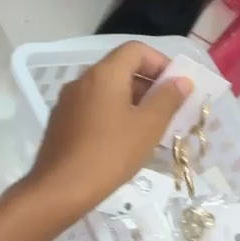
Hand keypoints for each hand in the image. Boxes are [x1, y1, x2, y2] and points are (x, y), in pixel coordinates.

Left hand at [23, 41, 190, 213]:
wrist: (59, 190)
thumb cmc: (109, 155)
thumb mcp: (148, 126)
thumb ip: (168, 99)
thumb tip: (181, 81)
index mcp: (103, 74)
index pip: (136, 50)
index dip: (160, 63)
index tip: (176, 87)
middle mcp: (80, 82)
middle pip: (119, 70)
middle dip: (147, 86)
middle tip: (166, 111)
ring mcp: (66, 103)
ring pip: (104, 92)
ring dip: (129, 103)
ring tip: (147, 130)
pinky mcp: (59, 124)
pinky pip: (90, 110)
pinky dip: (110, 116)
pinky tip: (121, 142)